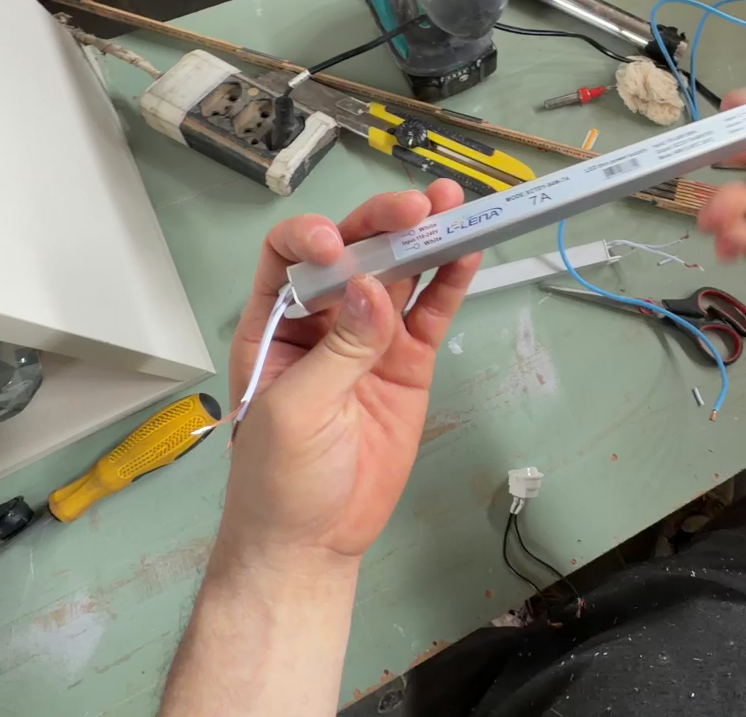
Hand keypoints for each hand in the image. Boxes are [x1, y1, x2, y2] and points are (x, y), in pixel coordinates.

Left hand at [215, 181, 481, 577]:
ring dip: (427, 237)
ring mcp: (373, 335)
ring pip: (401, 272)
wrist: (317, 539)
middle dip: (385, 223)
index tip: (340, 246)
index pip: (288, 255)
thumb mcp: (296, 410)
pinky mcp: (411, 357)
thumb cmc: (279, 478)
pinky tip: (469, 253)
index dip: (312, 237)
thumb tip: (373, 289)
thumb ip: (338, 348)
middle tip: (422, 205)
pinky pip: (433, 310)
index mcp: (276, 321)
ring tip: (455, 206)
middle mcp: (325, 316)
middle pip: (356, 251)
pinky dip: (451, 281)